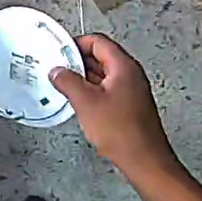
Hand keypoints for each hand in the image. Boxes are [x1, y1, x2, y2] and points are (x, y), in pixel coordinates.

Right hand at [49, 34, 181, 178]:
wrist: (143, 159)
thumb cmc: (122, 131)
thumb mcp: (85, 102)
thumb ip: (68, 82)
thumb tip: (58, 71)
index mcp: (123, 67)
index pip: (98, 42)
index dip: (76, 44)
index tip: (60, 53)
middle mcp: (130, 75)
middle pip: (101, 56)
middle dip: (78, 62)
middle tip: (59, 70)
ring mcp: (131, 90)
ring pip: (103, 74)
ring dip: (84, 78)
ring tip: (66, 87)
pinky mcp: (129, 105)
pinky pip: (107, 90)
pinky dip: (92, 92)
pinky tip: (80, 103)